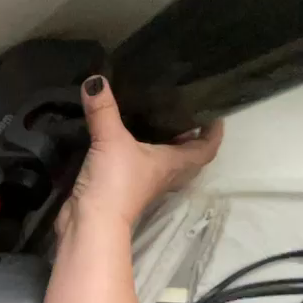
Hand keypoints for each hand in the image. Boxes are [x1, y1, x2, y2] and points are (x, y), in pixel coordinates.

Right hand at [65, 75, 222, 231]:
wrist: (89, 223)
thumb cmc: (115, 182)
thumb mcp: (111, 140)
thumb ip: (103, 110)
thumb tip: (95, 80)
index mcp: (174, 162)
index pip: (206, 147)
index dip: (214, 131)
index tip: (212, 113)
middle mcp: (163, 175)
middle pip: (186, 156)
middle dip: (187, 137)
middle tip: (180, 114)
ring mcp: (142, 185)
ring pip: (161, 164)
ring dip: (161, 148)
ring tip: (151, 124)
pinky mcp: (120, 191)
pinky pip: (135, 170)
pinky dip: (134, 158)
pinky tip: (121, 145)